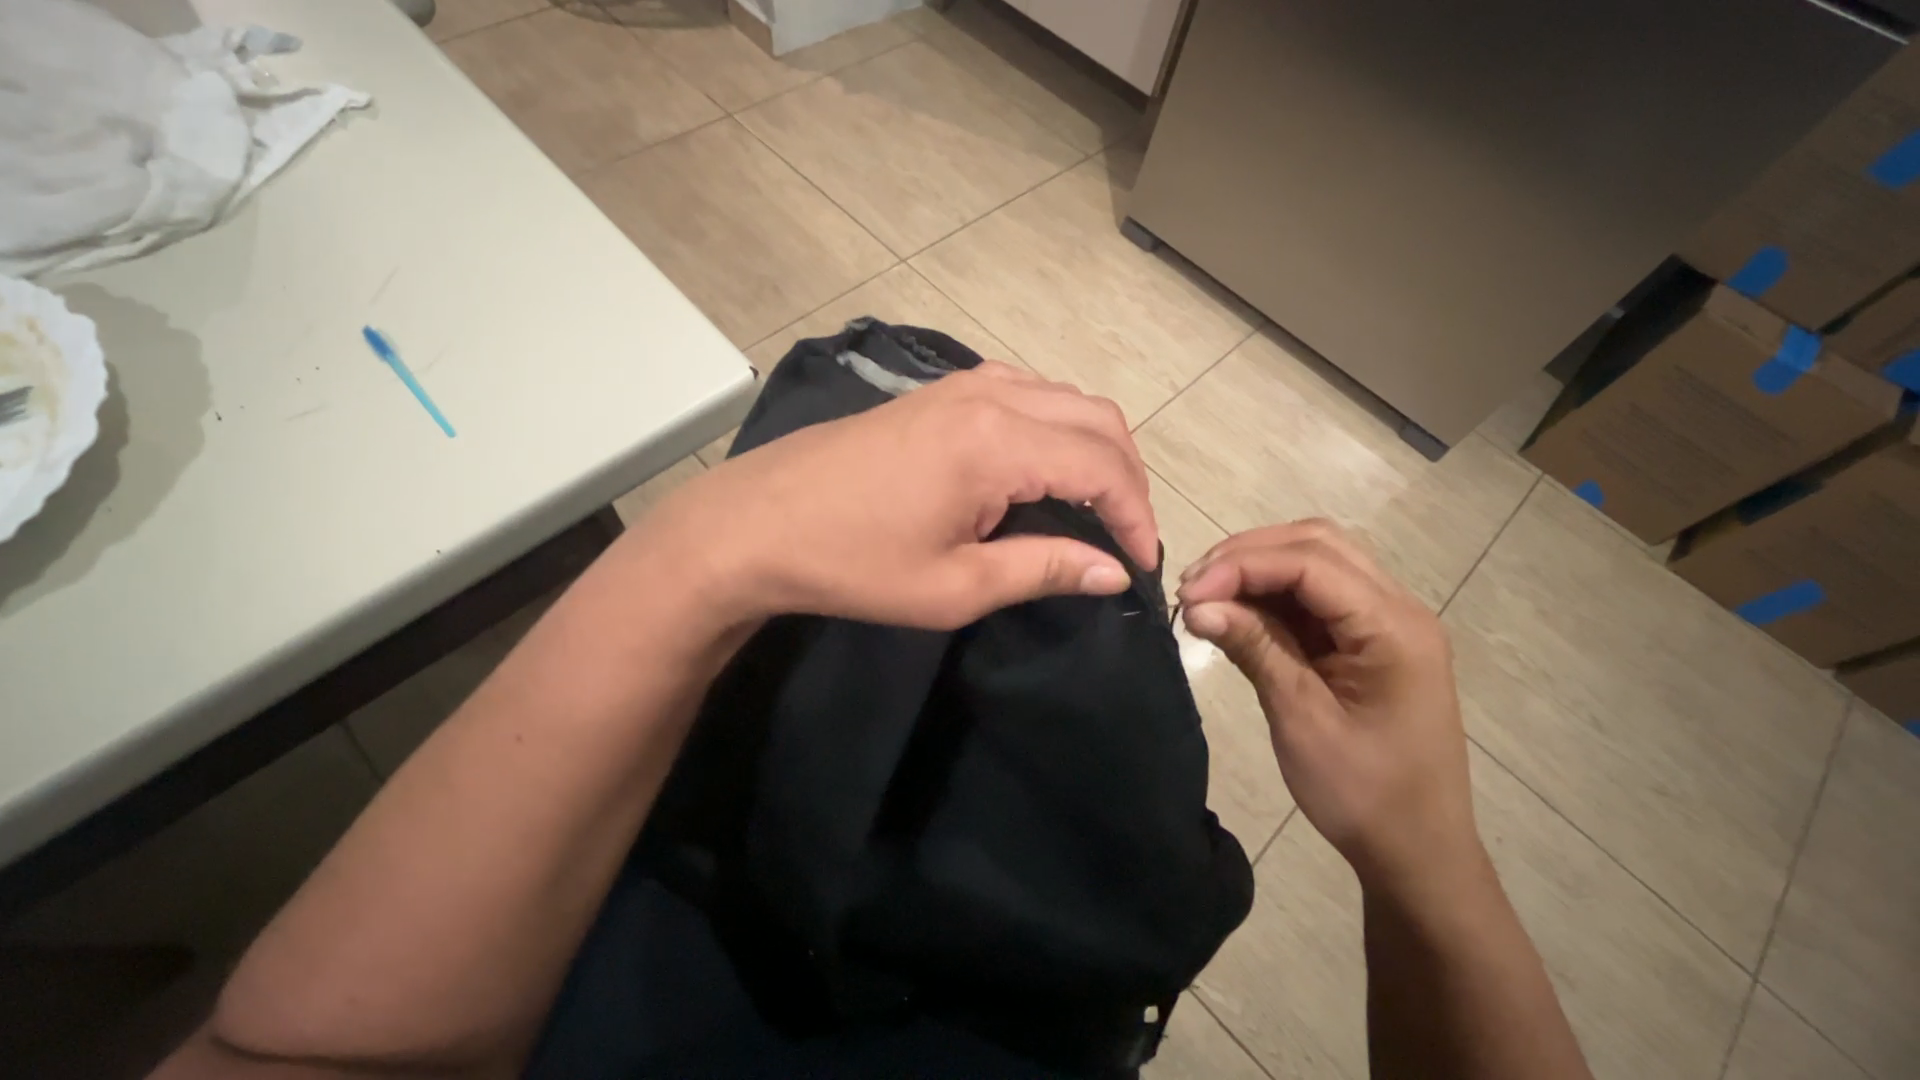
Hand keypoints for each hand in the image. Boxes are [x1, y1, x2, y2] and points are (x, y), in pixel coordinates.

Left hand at [631, 362, 1159, 632]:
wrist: (756, 524)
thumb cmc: (853, 564)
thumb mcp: (956, 585)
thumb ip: (1044, 568)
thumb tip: (1114, 572)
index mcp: (998, 441)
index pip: (1104, 466)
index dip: (1135, 517)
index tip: (1138, 565)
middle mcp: (990, 396)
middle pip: (1097, 419)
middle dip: (1126, 478)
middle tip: (1123, 536)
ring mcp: (961, 385)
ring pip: (1064, 398)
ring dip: (1093, 448)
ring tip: (1091, 507)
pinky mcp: (937, 392)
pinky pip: (1025, 392)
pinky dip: (1054, 426)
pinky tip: (1040, 468)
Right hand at [1175, 521, 1483, 899]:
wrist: (1416, 850)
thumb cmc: (1361, 794)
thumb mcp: (1300, 719)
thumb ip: (1254, 648)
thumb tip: (1197, 603)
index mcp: (1394, 628)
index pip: (1311, 562)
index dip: (1241, 566)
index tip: (1187, 593)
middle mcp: (1400, 609)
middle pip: (1319, 544)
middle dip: (1248, 555)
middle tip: (1192, 587)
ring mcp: (1389, 622)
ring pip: (1320, 560)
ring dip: (1260, 567)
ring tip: (1207, 595)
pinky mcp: (1371, 640)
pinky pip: (1320, 594)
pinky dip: (1275, 593)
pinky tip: (1237, 611)